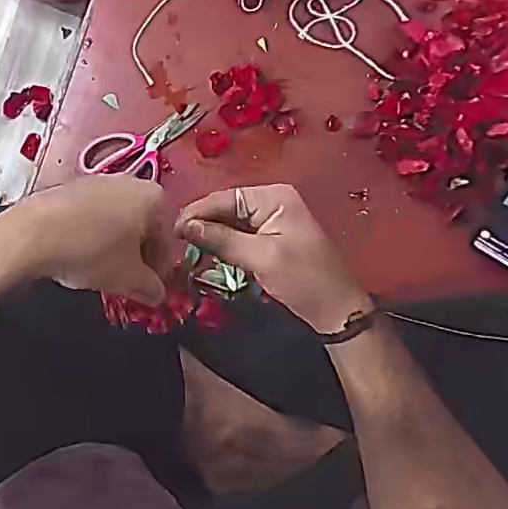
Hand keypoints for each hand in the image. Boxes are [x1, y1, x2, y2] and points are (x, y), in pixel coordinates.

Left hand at [0, 175, 171, 303]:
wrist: (32, 233)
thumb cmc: (91, 251)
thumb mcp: (128, 278)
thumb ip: (150, 287)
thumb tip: (157, 294)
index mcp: (154, 197)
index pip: (167, 239)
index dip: (161, 269)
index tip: (151, 289)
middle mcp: (130, 182)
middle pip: (144, 226)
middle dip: (139, 256)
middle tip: (129, 283)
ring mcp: (99, 181)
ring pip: (118, 220)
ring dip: (117, 246)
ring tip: (102, 271)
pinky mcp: (72, 187)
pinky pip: (94, 215)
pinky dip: (94, 235)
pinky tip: (80, 255)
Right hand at [177, 184, 372, 333]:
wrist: (337, 311)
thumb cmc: (304, 279)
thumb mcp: (261, 258)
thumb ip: (221, 239)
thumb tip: (185, 227)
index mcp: (273, 197)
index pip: (224, 198)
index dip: (196, 212)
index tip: (170, 230)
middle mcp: (270, 201)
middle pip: (224, 209)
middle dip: (200, 224)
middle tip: (172, 242)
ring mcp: (270, 220)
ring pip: (228, 224)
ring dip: (208, 236)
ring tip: (182, 250)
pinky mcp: (268, 239)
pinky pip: (237, 237)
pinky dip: (221, 246)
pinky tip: (203, 255)